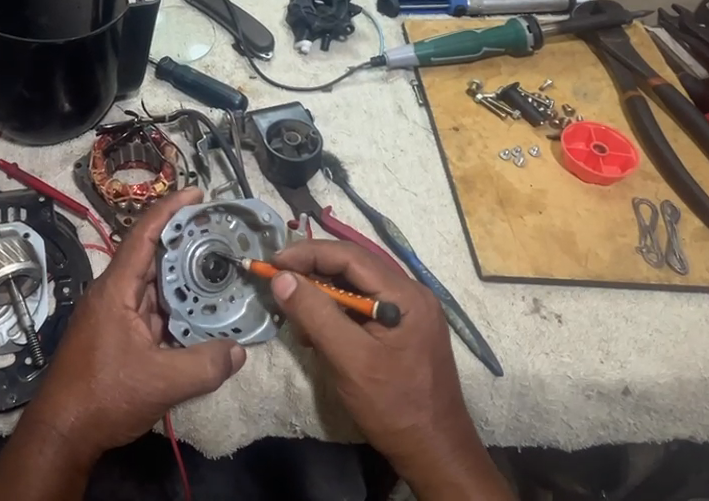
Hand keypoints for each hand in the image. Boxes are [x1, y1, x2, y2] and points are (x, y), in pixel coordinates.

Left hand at [19, 186, 247, 461]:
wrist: (62, 431)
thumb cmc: (103, 395)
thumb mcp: (161, 382)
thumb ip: (204, 365)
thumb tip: (240, 349)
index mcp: (116, 289)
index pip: (144, 235)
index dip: (170, 209)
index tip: (197, 192)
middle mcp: (114, 293)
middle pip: (152, 257)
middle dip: (185, 243)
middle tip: (222, 234)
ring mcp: (115, 315)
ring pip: (154, 287)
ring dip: (183, 280)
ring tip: (221, 269)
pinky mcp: (118, 336)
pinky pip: (152, 312)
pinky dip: (176, 309)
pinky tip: (202, 314)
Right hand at [271, 241, 507, 498]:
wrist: (436, 455)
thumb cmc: (394, 406)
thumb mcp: (349, 359)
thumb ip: (315, 313)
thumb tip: (281, 277)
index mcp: (405, 295)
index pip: (349, 256)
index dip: (307, 253)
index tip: (273, 262)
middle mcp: (410, 294)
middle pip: (352, 267)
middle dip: (311, 272)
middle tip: (278, 282)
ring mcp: (408, 312)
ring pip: (354, 286)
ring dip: (321, 295)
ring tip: (298, 318)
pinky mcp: (402, 329)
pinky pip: (361, 306)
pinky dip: (335, 313)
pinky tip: (318, 333)